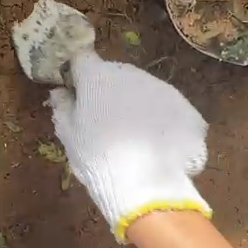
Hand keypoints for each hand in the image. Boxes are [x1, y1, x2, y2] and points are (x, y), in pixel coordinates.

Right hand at [48, 53, 211, 239]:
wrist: (145, 187)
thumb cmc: (97, 158)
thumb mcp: (69, 136)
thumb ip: (63, 108)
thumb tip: (60, 92)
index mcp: (98, 77)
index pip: (83, 60)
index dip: (78, 75)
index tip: (76, 91)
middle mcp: (132, 75)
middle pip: (115, 74)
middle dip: (109, 90)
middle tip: (104, 120)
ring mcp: (163, 90)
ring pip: (144, 90)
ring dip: (136, 104)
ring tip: (133, 137)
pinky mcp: (187, 109)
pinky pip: (168, 109)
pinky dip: (162, 121)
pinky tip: (156, 146)